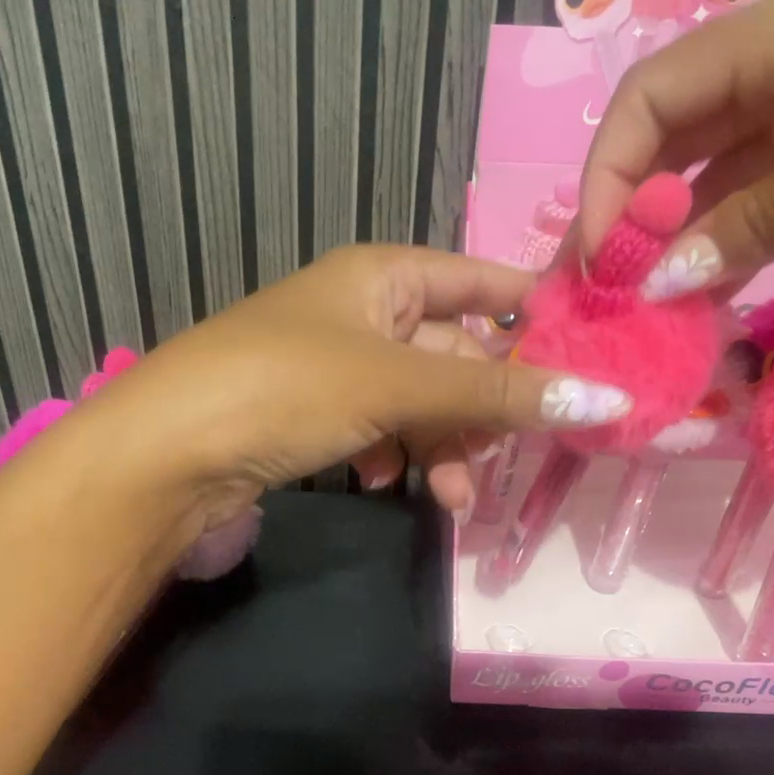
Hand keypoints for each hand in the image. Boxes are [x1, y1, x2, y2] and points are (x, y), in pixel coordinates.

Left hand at [67, 246, 634, 527]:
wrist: (165, 452)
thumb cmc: (285, 388)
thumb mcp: (398, 385)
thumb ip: (498, 395)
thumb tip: (607, 398)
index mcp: (380, 274)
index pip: (480, 281)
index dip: (532, 315)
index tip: (587, 361)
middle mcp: (359, 310)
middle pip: (453, 354)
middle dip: (480, 412)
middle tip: (497, 463)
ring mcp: (333, 366)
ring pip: (419, 403)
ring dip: (442, 450)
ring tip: (448, 500)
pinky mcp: (311, 416)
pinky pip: (380, 430)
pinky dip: (395, 457)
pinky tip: (387, 485)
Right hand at [580, 0, 773, 295]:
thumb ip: (763, 218)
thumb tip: (661, 280)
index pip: (651, 98)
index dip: (608, 176)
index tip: (600, 262)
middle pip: (672, 137)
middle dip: (629, 217)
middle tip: (606, 302)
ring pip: (717, 172)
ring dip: (678, 240)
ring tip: (649, 312)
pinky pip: (769, 192)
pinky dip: (735, 242)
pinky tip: (713, 292)